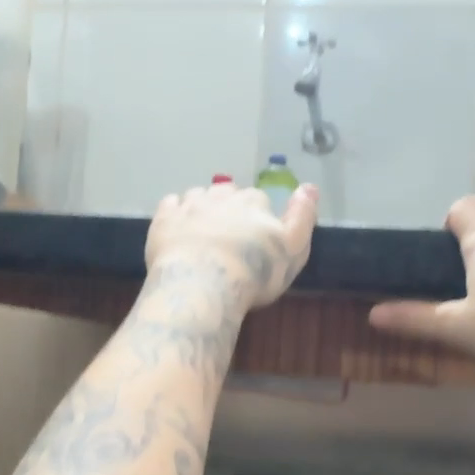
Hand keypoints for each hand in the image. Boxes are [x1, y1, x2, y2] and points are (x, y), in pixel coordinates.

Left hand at [146, 182, 319, 308]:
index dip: (257, 217)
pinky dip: (175, 213)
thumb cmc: (254, 273)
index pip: (258, 199)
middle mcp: (221, 196)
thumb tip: (310, 186)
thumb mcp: (294, 249)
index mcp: (253, 202)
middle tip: (229, 236)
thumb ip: (303, 217)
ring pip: (198, 196)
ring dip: (202, 208)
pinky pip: (170, 205)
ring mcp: (189, 205)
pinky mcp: (164, 220)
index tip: (256, 237)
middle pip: (227, 193)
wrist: (203, 287)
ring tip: (203, 232)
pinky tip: (178, 229)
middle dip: (229, 208)